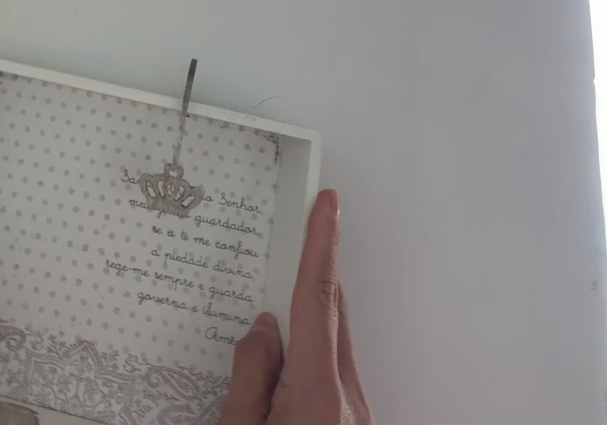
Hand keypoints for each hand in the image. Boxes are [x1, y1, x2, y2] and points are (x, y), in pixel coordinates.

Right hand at [219, 190, 372, 424]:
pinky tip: (278, 381)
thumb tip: (264, 327)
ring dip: (302, 331)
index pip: (318, 299)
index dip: (321, 245)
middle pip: (330, 320)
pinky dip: (308, 361)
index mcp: (316, 393)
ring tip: (262, 342)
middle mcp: (347, 402)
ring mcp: (357, 419)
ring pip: (331, 349)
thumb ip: (249, 373)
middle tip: (279, 250)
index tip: (328, 203)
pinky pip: (331, 376)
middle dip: (306, 281)